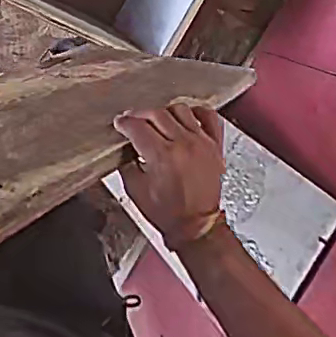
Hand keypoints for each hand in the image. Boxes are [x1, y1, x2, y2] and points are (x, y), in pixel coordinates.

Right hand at [114, 104, 226, 249]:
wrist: (197, 226)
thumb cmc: (169, 213)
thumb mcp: (135, 189)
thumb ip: (127, 163)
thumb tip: (125, 148)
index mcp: (162, 155)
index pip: (137, 126)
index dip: (124, 123)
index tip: (120, 123)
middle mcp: (183, 145)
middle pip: (156, 113)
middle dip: (138, 114)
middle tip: (132, 120)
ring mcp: (202, 143)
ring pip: (180, 110)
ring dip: (164, 112)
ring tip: (156, 119)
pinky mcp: (215, 146)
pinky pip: (209, 117)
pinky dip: (196, 112)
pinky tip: (186, 117)